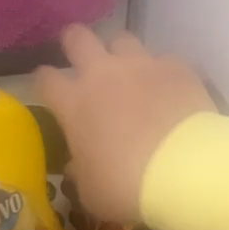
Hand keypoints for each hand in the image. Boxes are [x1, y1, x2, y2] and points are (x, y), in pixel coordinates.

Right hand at [35, 25, 217, 223]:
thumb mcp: (91, 191)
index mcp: (74, 104)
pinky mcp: (177, 67)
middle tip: (78, 51)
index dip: (44, 80)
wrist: (184, 169)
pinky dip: (162, 71)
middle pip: (79, 38)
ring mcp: (142, 65)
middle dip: (74, 41)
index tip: (47, 86)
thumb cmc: (127, 186)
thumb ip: (81, 171)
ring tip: (128, 70)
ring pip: (122, 39)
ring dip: (120, 52)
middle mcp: (104, 74)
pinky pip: (163, 59)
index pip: (46, 79)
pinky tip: (169, 88)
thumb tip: (77, 165)